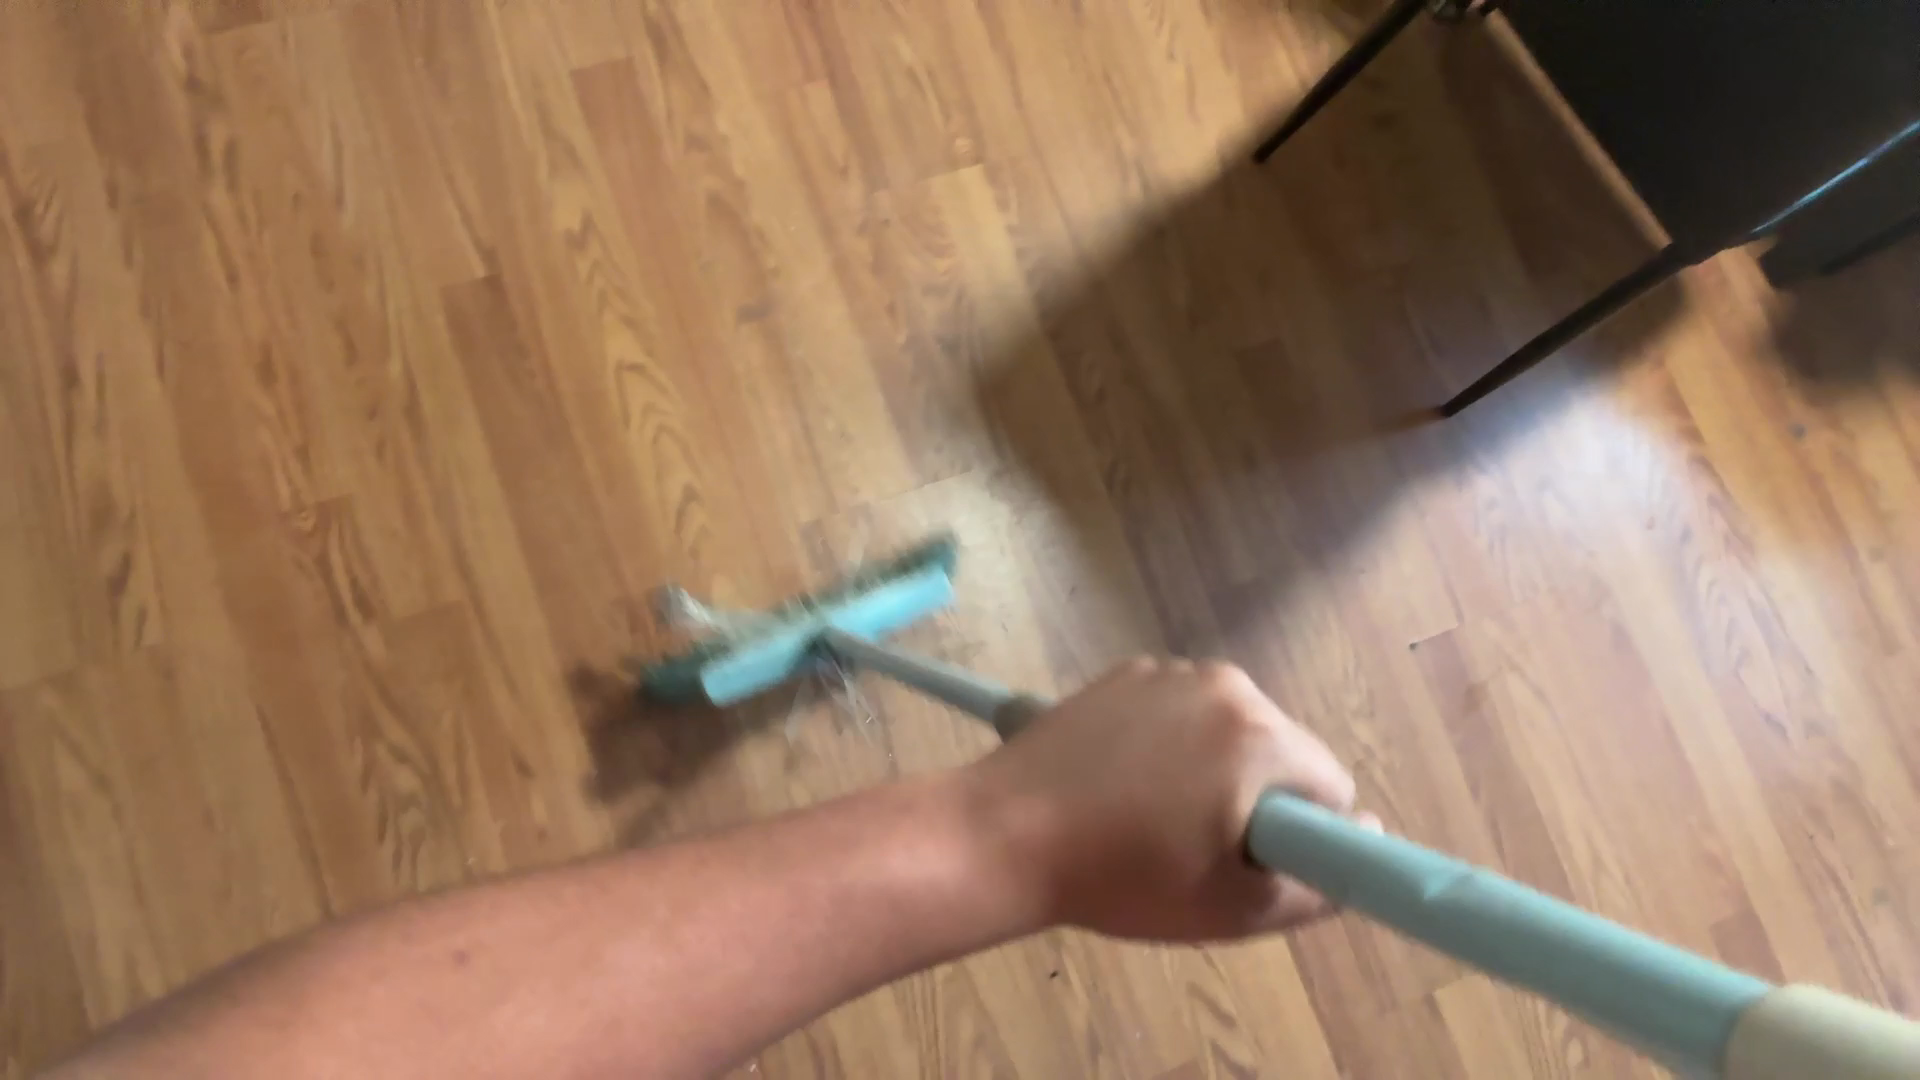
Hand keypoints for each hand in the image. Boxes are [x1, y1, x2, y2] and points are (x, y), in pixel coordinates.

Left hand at [967, 657, 1376, 941]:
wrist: (1007, 829)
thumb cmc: (1123, 875)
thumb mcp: (1234, 908)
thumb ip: (1320, 883)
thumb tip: (1368, 834)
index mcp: (1256, 733)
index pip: (1329, 786)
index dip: (1302, 834)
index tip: (1248, 858)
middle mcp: (1219, 682)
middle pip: (1278, 749)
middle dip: (1255, 794)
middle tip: (1193, 841)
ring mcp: (1164, 670)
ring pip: (1225, 728)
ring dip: (1210, 764)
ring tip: (1149, 810)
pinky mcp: (1121, 671)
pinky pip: (1177, 710)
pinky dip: (1168, 739)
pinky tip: (1120, 774)